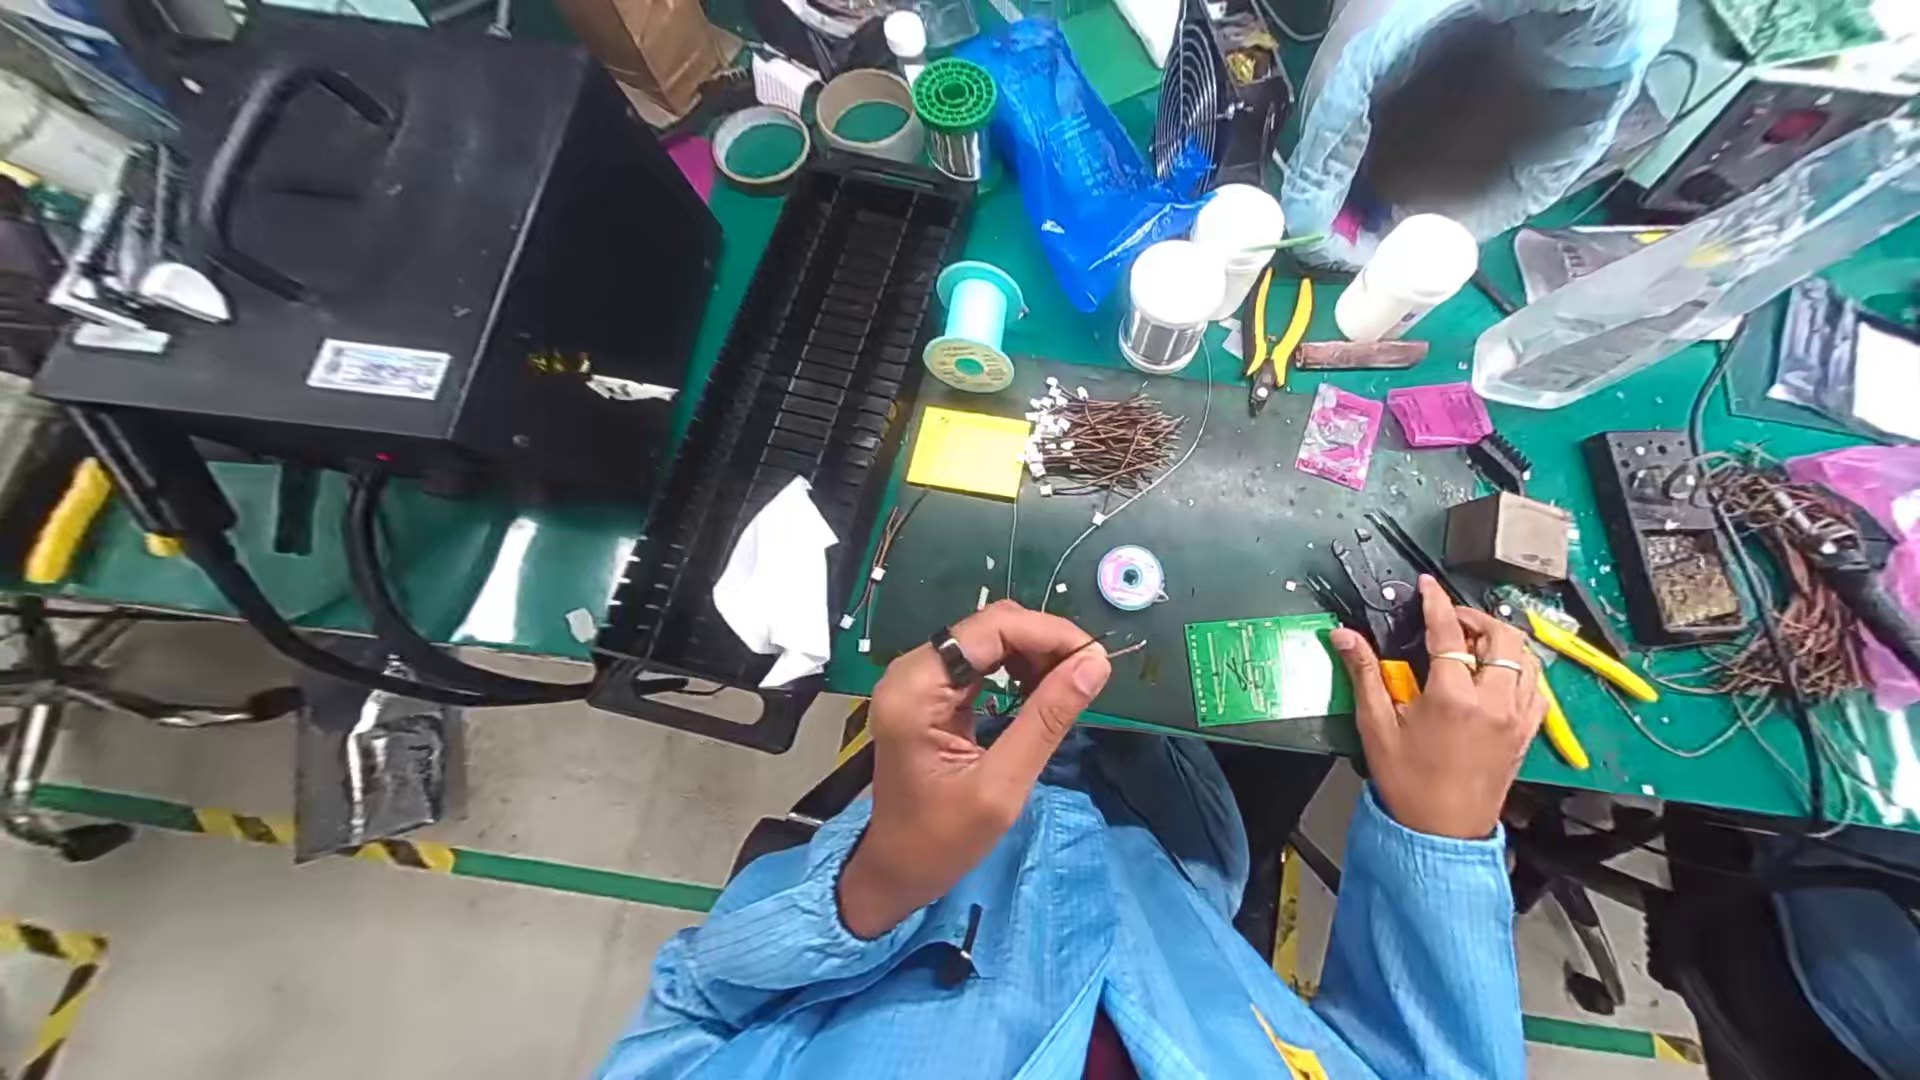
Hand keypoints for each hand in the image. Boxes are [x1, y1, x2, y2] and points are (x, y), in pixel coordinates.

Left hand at [839, 601, 1111, 937]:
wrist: (894, 868)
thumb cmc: (940, 840)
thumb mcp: (1001, 786)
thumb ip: (1046, 719)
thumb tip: (1094, 664)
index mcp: (916, 687)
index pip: (990, 628)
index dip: (1047, 633)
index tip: (1095, 658)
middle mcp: (912, 668)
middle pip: (989, 626)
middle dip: (1044, 641)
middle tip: (1087, 673)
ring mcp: (918, 675)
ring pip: (988, 637)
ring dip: (1033, 652)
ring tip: (1067, 685)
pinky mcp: (929, 687)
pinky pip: (980, 658)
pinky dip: (1016, 666)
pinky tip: (1039, 690)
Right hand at [1329, 575, 1546, 839]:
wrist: (1441, 827)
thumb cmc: (1405, 776)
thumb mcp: (1375, 721)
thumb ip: (1364, 671)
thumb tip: (1344, 635)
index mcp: (1452, 698)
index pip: (1447, 634)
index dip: (1436, 603)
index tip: (1428, 586)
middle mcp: (1494, 703)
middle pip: (1501, 639)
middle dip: (1474, 617)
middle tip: (1447, 616)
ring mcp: (1517, 718)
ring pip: (1527, 659)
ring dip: (1500, 639)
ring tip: (1471, 639)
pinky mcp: (1528, 732)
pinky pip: (1538, 687)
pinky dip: (1520, 667)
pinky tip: (1496, 670)